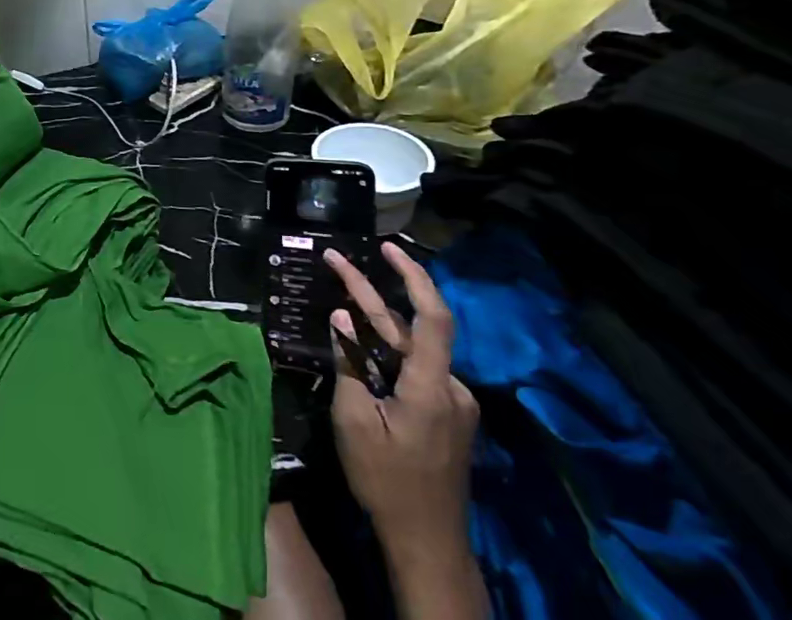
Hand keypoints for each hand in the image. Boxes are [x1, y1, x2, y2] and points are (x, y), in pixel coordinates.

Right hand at [326, 243, 485, 619]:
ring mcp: (454, 402)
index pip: (432, 316)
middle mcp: (451, 386)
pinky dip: (389, 355)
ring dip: (378, 326)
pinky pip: (417, 371)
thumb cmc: (385, 481)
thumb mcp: (354, 422)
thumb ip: (350, 364)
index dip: (413, 276)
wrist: (427, 541)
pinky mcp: (449, 415)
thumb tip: (342, 317)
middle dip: (371, 294)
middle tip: (336, 262)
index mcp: (431, 387)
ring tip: (343, 298)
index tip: (386, 250)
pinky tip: (364, 353)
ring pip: (412, 351)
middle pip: (411, 328)